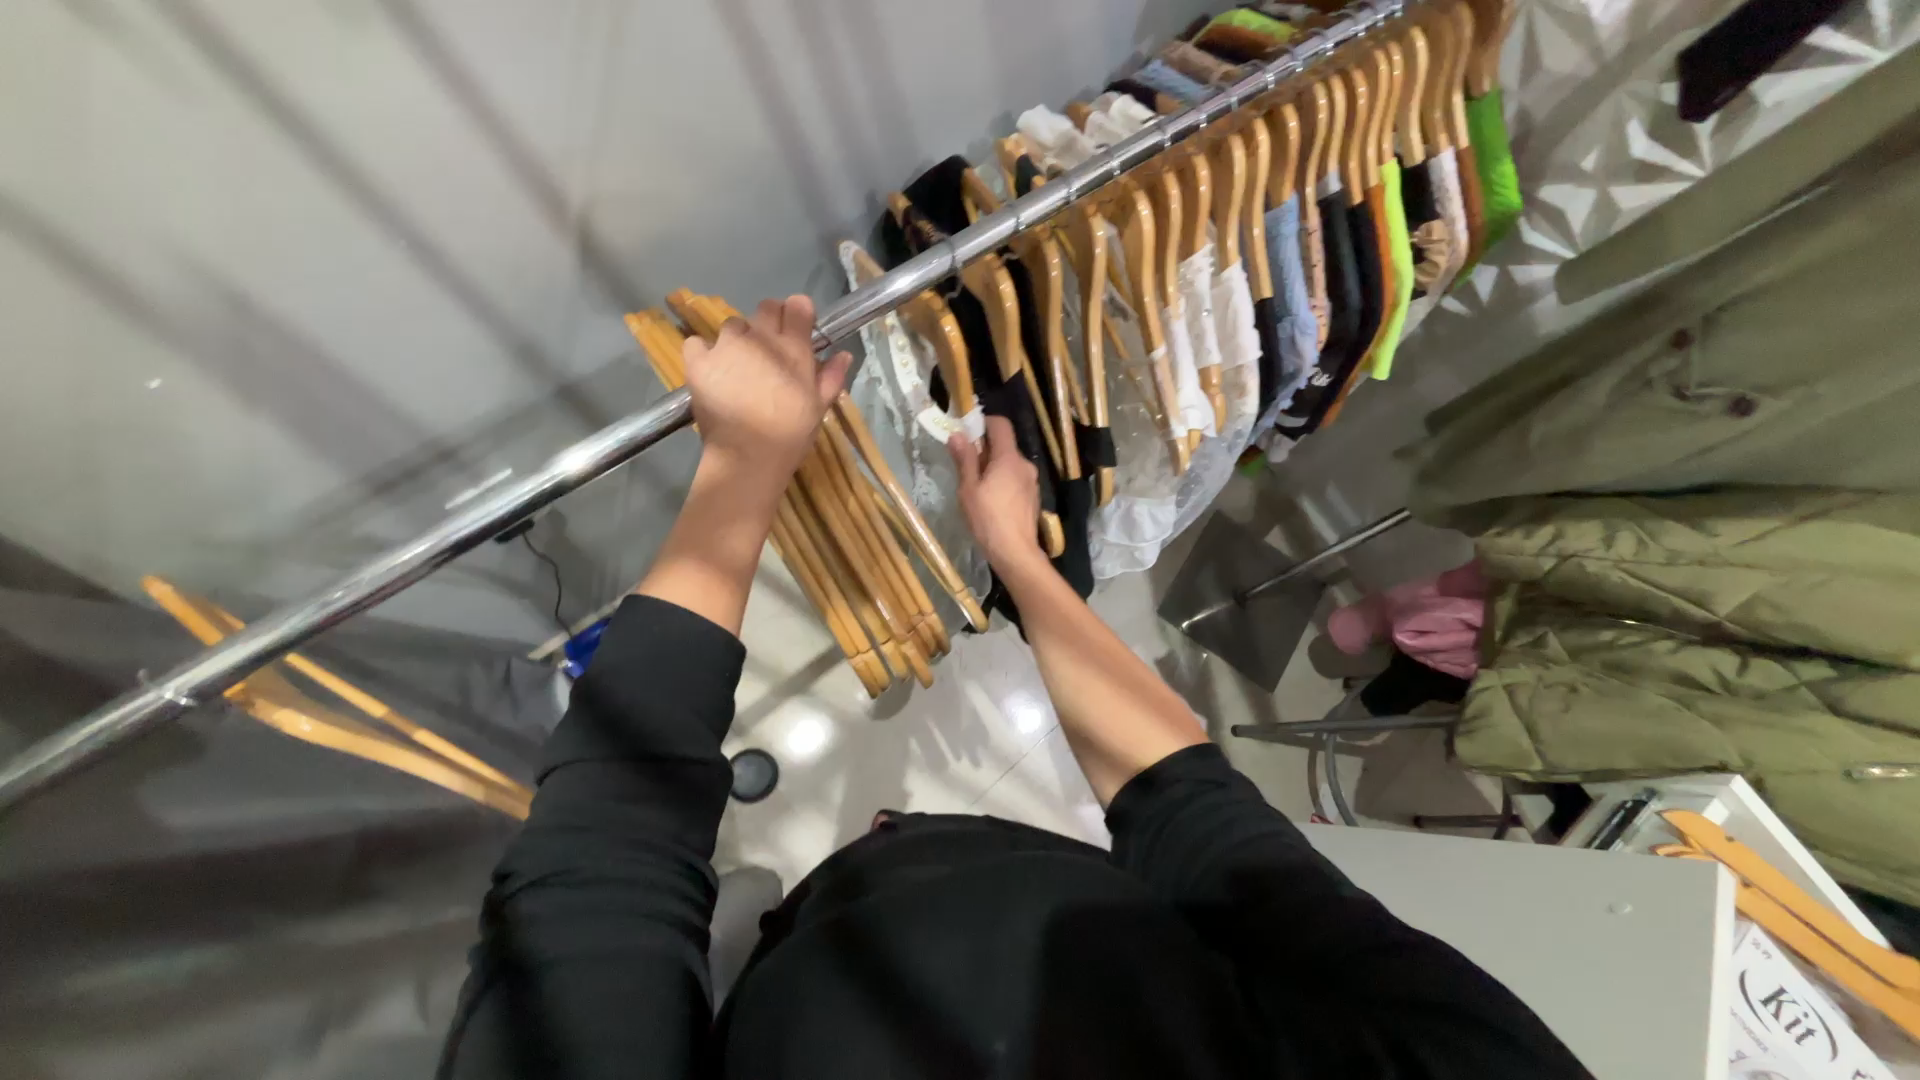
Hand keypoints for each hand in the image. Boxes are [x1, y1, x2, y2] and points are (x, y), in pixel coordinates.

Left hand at [683, 295, 852, 477]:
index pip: (798, 306)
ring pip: (733, 325)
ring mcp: (726, 346)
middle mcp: (760, 338)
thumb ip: (831, 377)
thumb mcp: (819, 407)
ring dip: (738, 340)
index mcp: (793, 348)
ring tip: (738, 366)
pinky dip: (703, 352)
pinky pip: (697, 342)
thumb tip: (844, 354)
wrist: (749, 456)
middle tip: (768, 350)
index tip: (797, 329)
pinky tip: (711, 370)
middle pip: (765, 308)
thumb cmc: (790, 435)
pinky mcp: (698, 361)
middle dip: (769, 321)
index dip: (798, 314)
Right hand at [949, 415, 1044, 574]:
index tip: (968, 432)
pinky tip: (992, 502)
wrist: (1016, 552)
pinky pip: (1016, 480)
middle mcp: (1024, 465)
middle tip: (966, 466)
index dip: (984, 423)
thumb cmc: (988, 519)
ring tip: (977, 488)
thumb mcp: (969, 489)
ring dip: (994, 468)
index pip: (1001, 425)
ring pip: (1010, 465)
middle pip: (1005, 446)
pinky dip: (1003, 482)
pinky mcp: (1033, 498)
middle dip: (985, 450)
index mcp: (1009, 458)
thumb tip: (957, 434)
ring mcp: (1031, 482)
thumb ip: (965, 459)